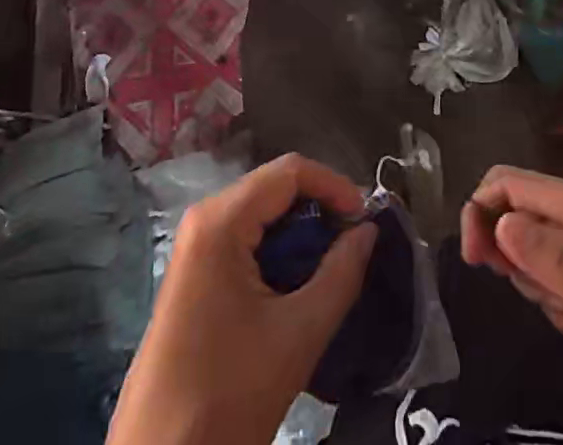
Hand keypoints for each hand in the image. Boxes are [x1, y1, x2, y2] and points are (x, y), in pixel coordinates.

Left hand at [107, 154, 377, 444]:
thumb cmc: (231, 390)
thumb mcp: (300, 331)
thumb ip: (342, 272)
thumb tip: (369, 230)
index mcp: (221, 222)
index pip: (290, 172)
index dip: (335, 186)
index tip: (366, 221)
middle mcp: (202, 221)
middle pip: (274, 187)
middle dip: (320, 207)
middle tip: (355, 242)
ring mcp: (194, 247)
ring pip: (262, 213)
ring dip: (302, 230)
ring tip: (334, 263)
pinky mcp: (194, 274)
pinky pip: (246, 239)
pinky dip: (280, 249)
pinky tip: (299, 281)